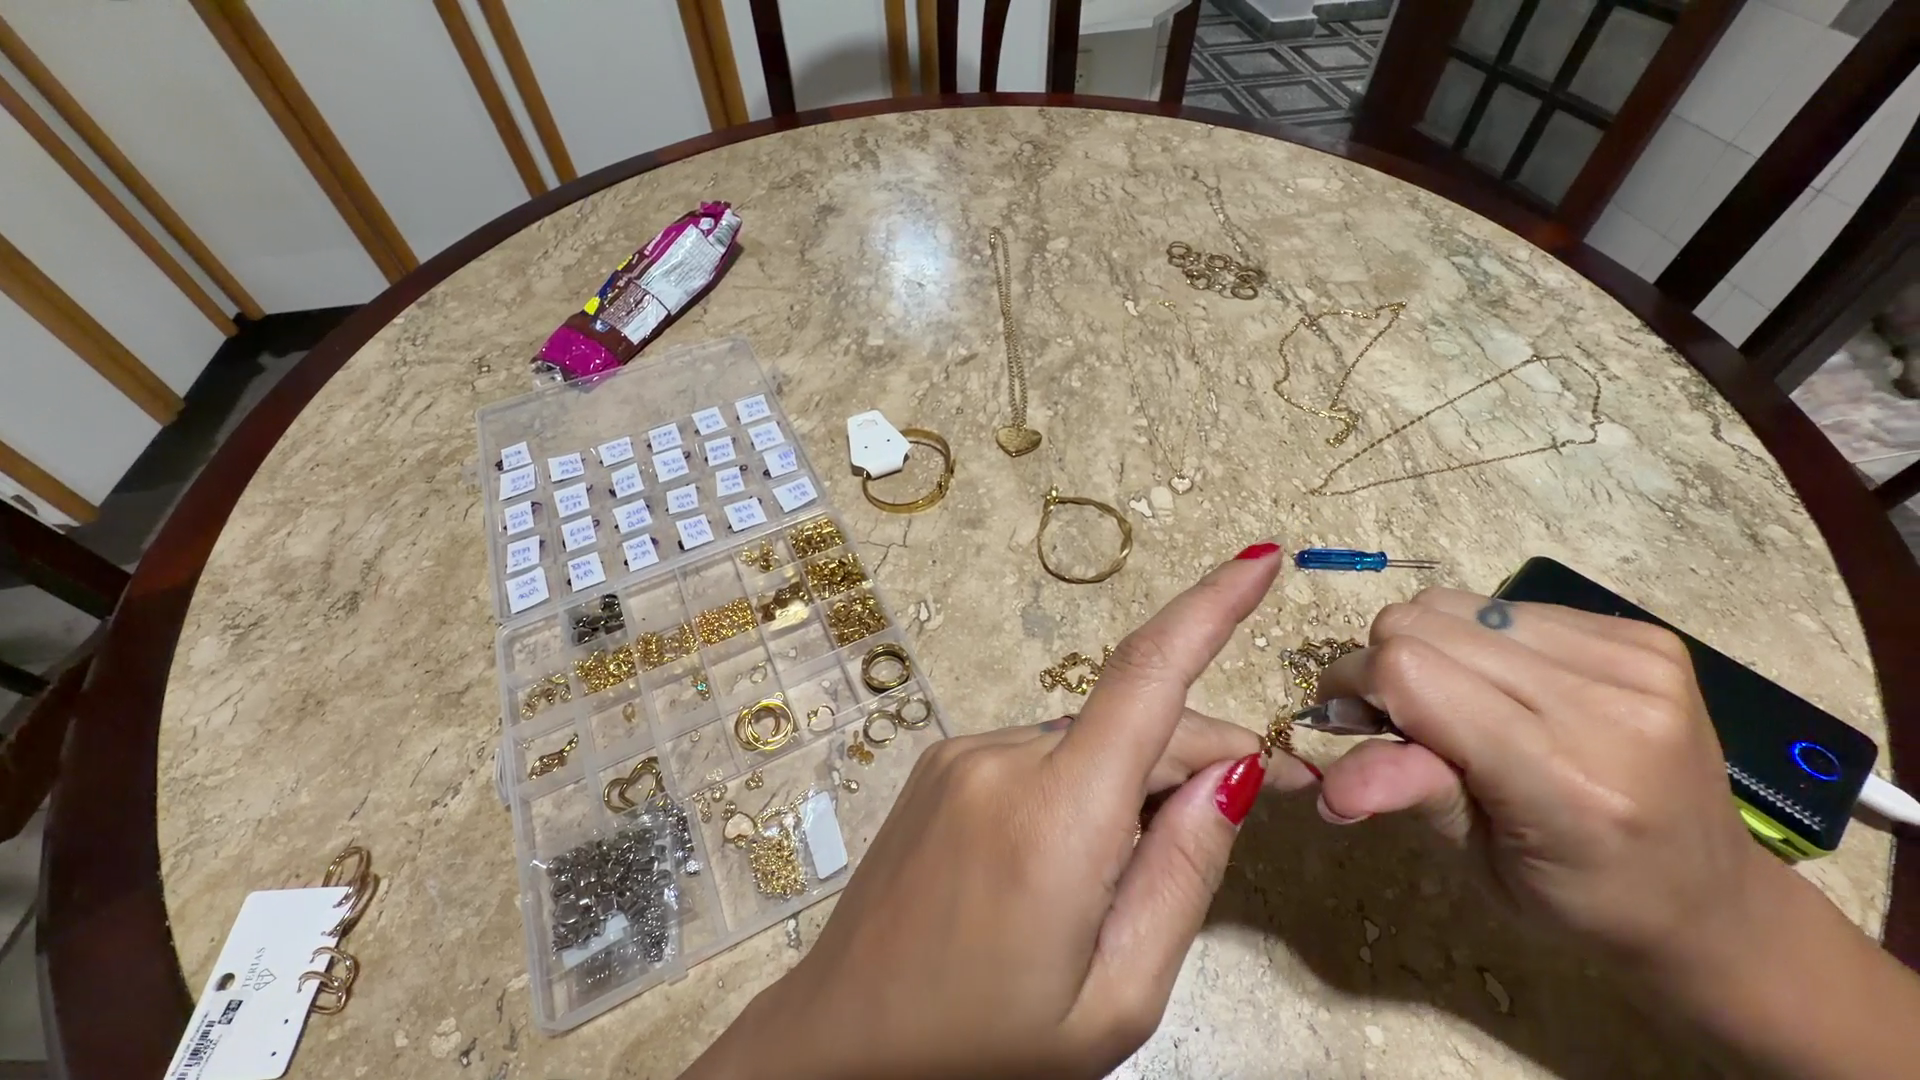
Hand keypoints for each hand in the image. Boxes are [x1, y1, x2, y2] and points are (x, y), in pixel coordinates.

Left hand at [685, 542, 1316, 1079]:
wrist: (845, 1043)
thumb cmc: (988, 1044)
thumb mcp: (1118, 994)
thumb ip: (1184, 871)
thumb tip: (1231, 770)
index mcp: (1054, 815)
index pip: (1149, 676)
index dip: (1212, 607)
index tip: (1261, 560)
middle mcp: (1001, 758)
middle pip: (1130, 724)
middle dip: (1197, 753)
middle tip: (1253, 801)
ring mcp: (961, 754)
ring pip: (1085, 741)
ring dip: (1132, 778)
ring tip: (1137, 863)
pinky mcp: (940, 764)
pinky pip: (1039, 755)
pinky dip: (1080, 783)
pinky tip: (1075, 853)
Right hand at [1312, 586, 1769, 968]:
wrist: (1713, 899)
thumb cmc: (1579, 896)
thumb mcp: (1478, 861)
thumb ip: (1407, 794)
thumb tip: (1326, 787)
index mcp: (1563, 780)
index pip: (1410, 671)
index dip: (1356, 683)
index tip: (1348, 718)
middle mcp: (1607, 706)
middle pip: (1422, 621)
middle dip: (1383, 662)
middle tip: (1397, 717)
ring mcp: (1635, 661)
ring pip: (1456, 603)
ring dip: (1429, 647)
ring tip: (1455, 702)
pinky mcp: (1646, 636)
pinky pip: (1506, 605)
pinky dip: (1479, 640)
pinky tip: (1506, 688)